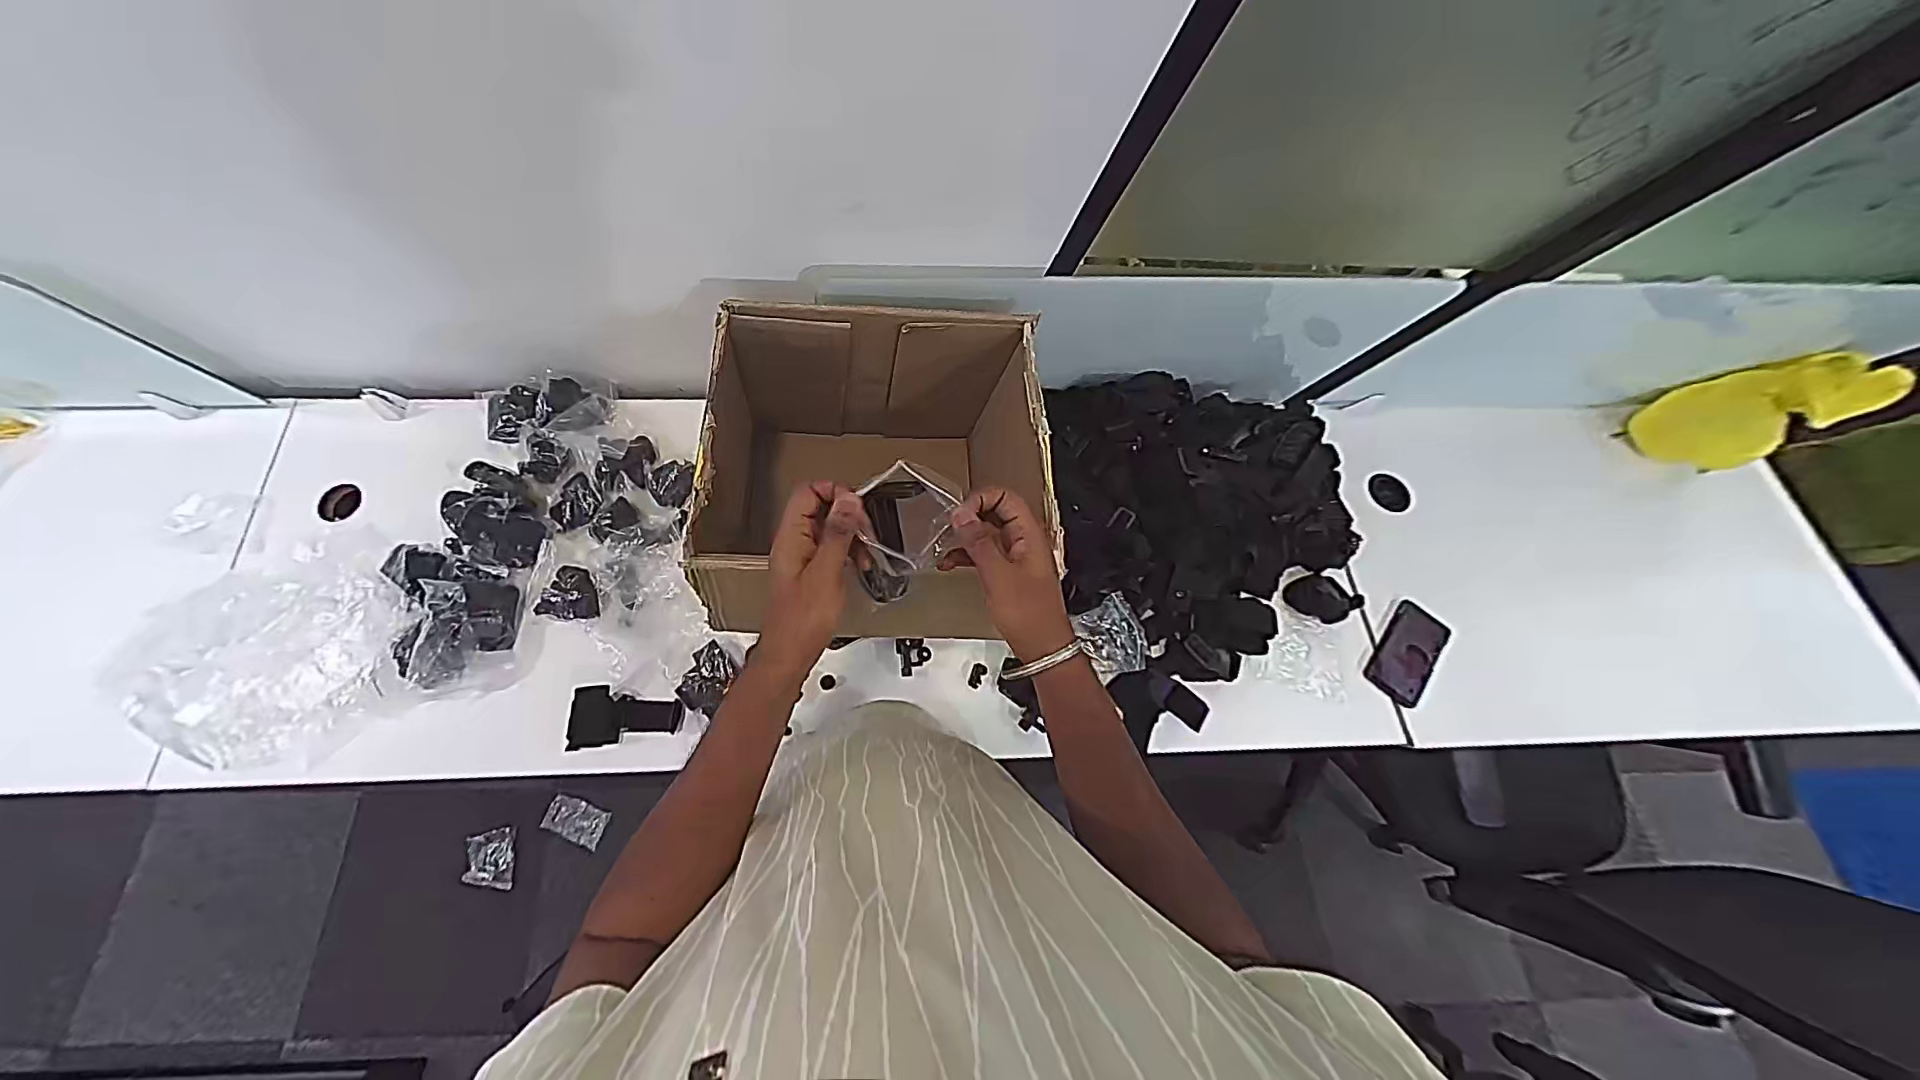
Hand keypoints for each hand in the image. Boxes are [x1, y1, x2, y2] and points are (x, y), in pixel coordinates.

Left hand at [757, 481, 866, 679]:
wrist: (791, 652)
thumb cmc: (803, 620)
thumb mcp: (827, 571)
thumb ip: (838, 533)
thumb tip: (848, 500)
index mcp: (791, 536)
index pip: (808, 491)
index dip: (834, 492)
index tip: (857, 508)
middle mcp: (793, 542)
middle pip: (820, 507)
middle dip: (848, 515)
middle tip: (867, 533)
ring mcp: (802, 555)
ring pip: (829, 527)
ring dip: (852, 535)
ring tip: (866, 553)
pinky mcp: (811, 570)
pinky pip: (831, 547)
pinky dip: (849, 551)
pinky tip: (859, 564)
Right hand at [938, 487, 1074, 661]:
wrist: (1042, 646)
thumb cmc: (1031, 616)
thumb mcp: (998, 576)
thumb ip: (978, 543)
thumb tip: (962, 515)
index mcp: (1030, 535)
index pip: (1006, 497)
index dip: (981, 500)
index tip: (961, 515)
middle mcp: (1025, 541)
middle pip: (995, 512)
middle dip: (970, 517)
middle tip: (951, 528)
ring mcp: (1016, 556)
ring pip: (987, 533)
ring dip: (965, 537)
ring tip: (947, 545)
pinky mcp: (1007, 571)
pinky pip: (984, 553)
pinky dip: (967, 555)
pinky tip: (951, 563)